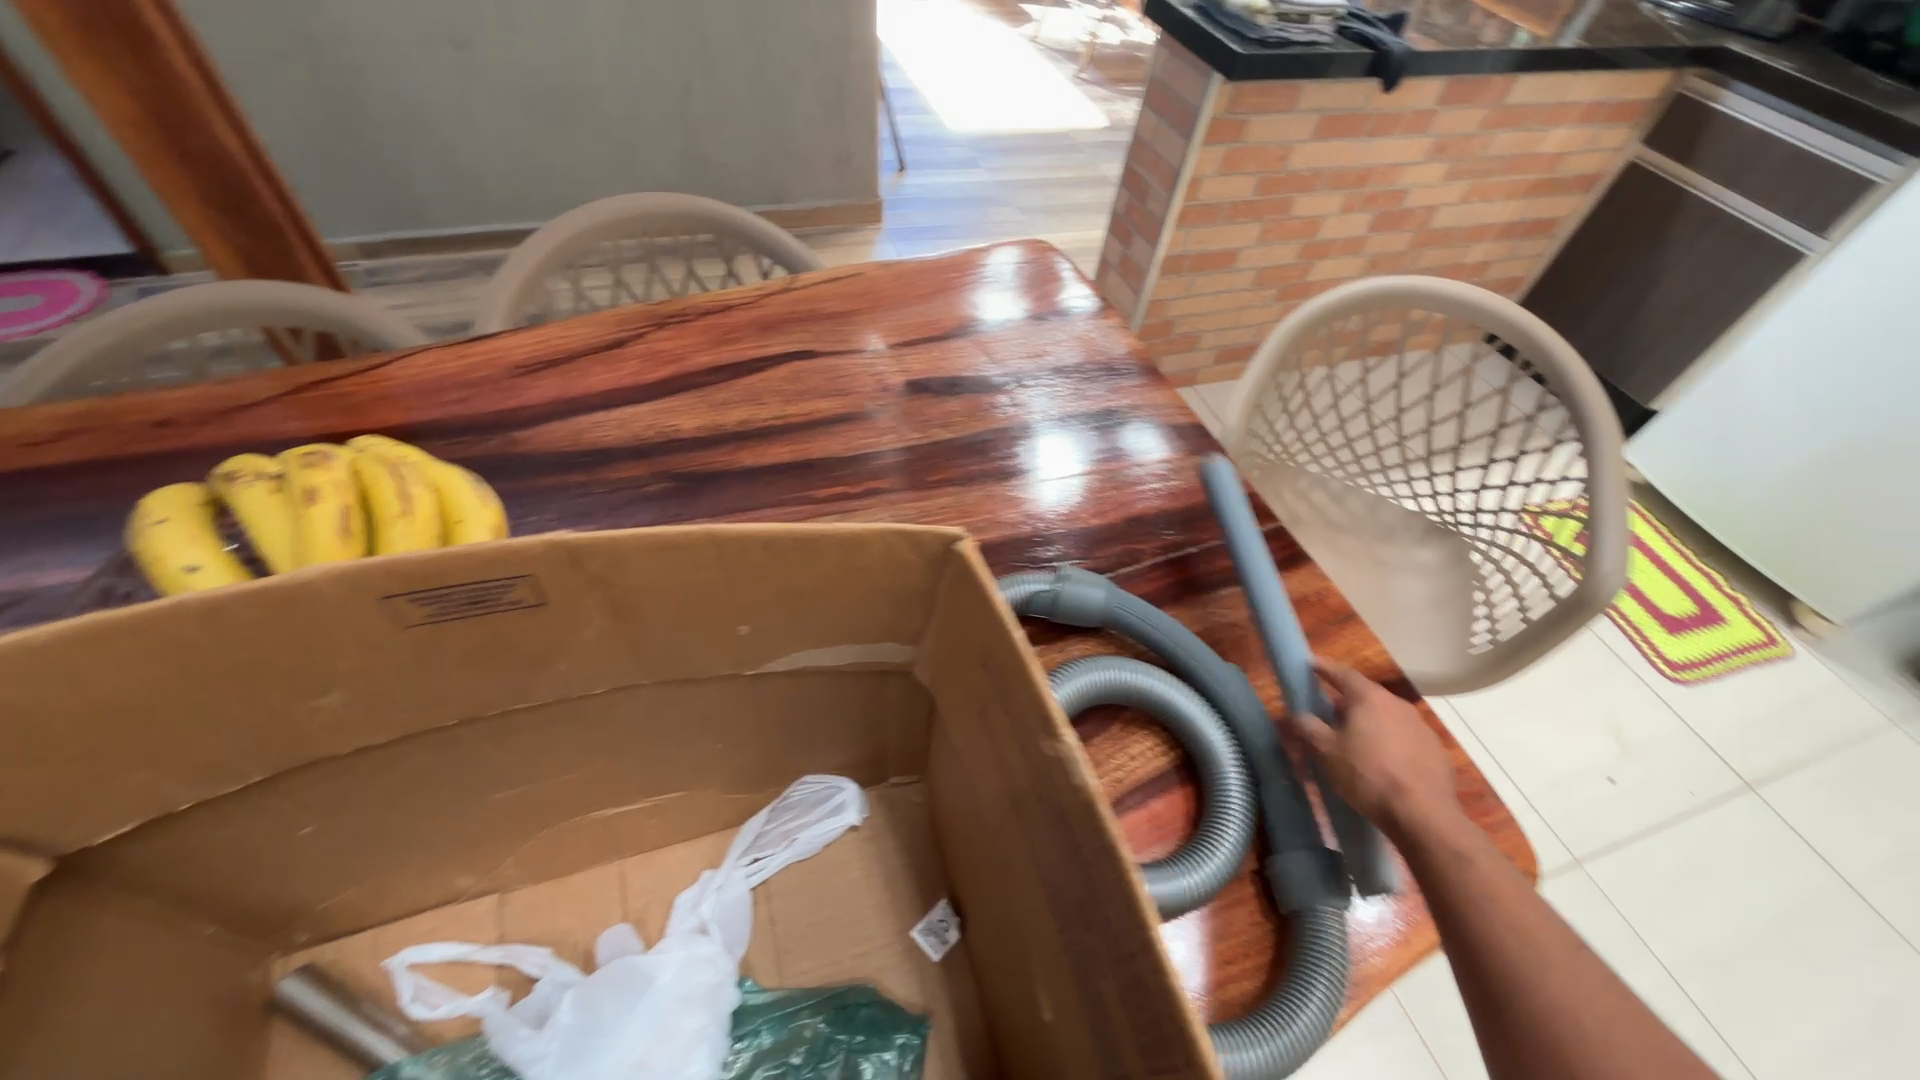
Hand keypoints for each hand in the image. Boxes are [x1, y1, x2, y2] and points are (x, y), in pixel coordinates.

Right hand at [1294, 657, 1462, 839]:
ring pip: (1387, 718)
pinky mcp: (1435, 751)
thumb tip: (1297, 714)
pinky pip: (1404, 739)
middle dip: (1346, 703)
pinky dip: (1389, 743)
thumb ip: (1308, 727)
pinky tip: (1382, 764)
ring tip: (1355, 743)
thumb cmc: (1367, 775)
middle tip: (1328, 715)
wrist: (1422, 814)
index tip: (1311, 665)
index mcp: (1369, 699)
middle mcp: (1398, 705)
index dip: (1325, 669)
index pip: (1343, 674)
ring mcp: (1421, 727)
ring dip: (1369, 724)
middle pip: (1366, 696)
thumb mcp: (1326, 752)